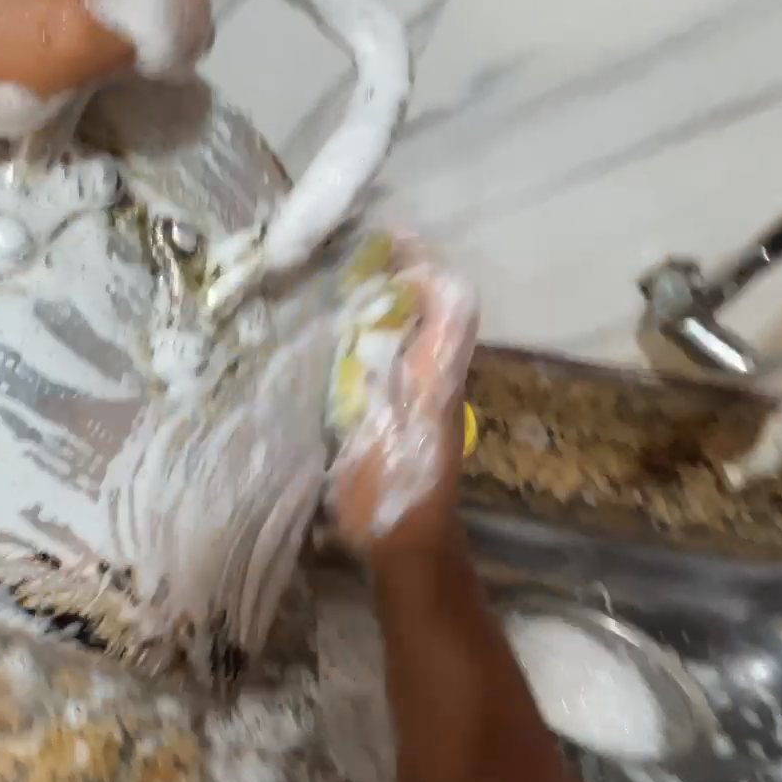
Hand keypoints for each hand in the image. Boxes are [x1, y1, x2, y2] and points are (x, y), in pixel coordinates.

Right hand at [325, 243, 477, 556]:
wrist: (404, 541)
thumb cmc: (390, 488)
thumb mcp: (384, 428)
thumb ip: (384, 368)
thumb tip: (380, 318)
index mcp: (432, 373)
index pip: (450, 302)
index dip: (424, 264)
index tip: (384, 239)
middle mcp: (432, 376)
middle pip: (432, 310)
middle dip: (399, 275)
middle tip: (348, 258)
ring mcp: (418, 397)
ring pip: (411, 332)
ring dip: (382, 303)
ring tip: (335, 289)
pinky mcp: (400, 416)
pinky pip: (390, 359)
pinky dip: (366, 337)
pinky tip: (331, 342)